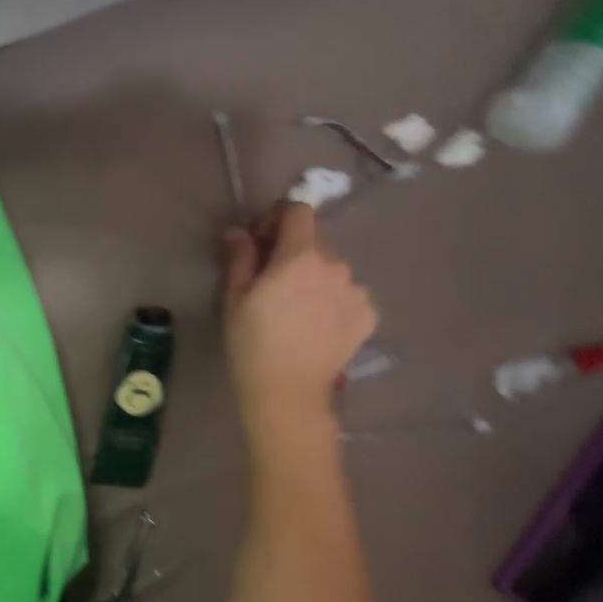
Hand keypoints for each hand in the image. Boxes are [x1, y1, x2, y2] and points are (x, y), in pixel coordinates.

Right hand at [222, 203, 376, 427]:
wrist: (287, 390)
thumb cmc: (251, 342)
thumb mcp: (235, 298)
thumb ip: (241, 258)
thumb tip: (239, 232)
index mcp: (300, 256)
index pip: (298, 211)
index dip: (276, 218)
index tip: (260, 239)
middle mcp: (336, 265)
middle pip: (315, 240)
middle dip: (292, 250)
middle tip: (271, 279)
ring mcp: (357, 290)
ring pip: (332, 269)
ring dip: (313, 276)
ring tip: (293, 307)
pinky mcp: (368, 314)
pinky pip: (346, 295)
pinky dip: (330, 300)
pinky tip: (313, 324)